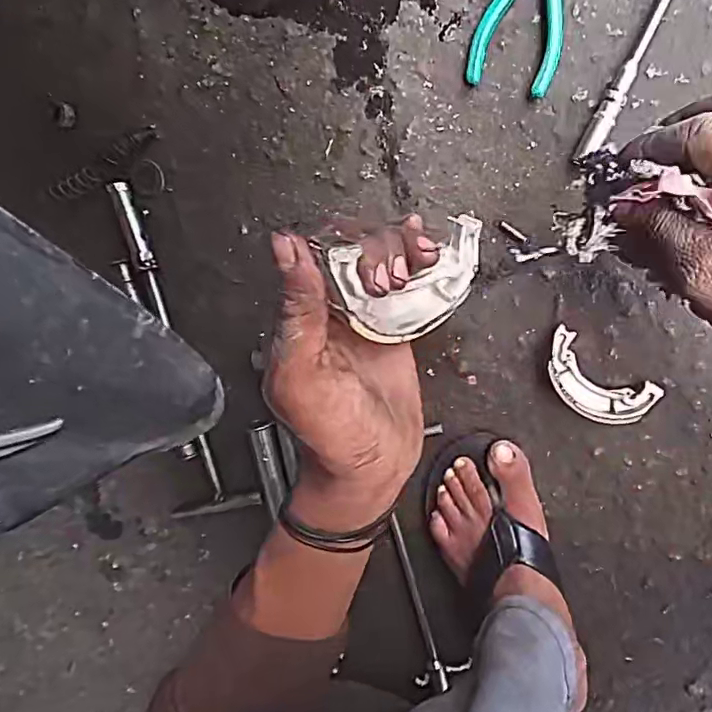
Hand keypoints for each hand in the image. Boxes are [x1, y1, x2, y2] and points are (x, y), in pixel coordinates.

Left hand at [264, 217, 436, 532]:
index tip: (364, 265)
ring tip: (416, 264)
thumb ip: (297, 312)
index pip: (317, 252)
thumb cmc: (328, 434)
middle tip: (389, 283)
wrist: (372, 467)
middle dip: (379, 249)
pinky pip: (406, 284)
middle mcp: (332, 310)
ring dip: (402, 250)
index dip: (343, 244)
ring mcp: (366, 316)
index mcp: (301, 315)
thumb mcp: (302, 375)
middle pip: (355, 247)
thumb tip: (286, 250)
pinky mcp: (395, 327)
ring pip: (383, 258)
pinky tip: (425, 251)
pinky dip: (418, 262)